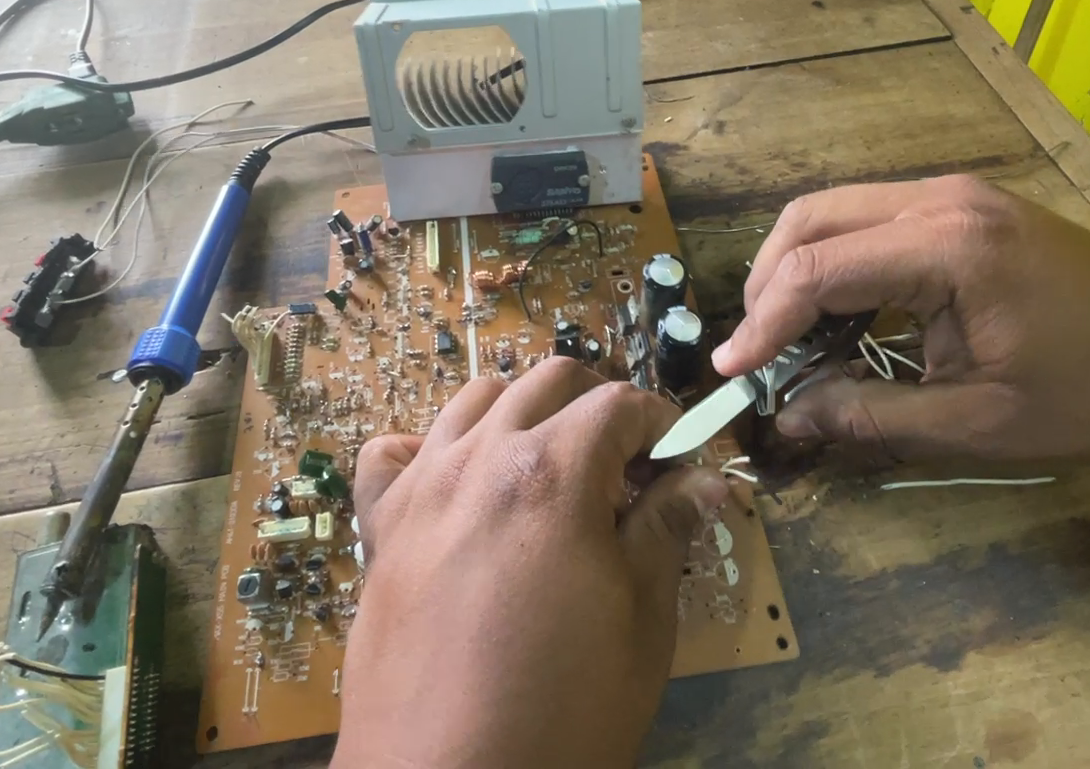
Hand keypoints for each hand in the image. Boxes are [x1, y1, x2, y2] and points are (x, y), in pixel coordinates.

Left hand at [333, 357, 731, 768]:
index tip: (678, 456)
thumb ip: (667, 528)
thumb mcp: (641, 620)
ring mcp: (423, 483)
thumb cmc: (562, 708)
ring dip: (524, 413)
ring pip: (477, 398)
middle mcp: (482, 455)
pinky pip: (395, 452)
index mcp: (552, 472)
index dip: (662, 420)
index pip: (620, 403)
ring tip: (547, 467)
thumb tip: (707, 479)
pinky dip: (429, 449)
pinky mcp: (382, 522)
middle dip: (599, 402)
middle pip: (550, 380)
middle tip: (623, 460)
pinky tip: (455, 485)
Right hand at [711, 176, 1089, 473]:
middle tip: (756, 348)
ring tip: (787, 332)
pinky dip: (837, 258)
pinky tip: (841, 309)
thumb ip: (866, 415)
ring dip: (798, 266)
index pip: (818, 270)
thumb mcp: (974, 422)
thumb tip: (784, 417)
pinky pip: (872, 218)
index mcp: (948, 246)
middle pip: (812, 218)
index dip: (762, 323)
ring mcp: (958, 195)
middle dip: (769, 283)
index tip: (729, 371)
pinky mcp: (969, 207)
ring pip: (836, 210)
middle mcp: (943, 200)